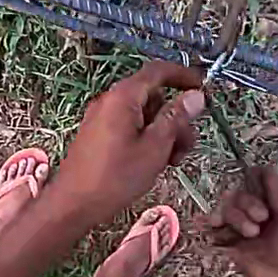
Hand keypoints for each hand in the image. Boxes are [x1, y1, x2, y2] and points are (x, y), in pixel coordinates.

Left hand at [44, 61, 203, 228]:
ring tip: (170, 162)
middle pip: (153, 98)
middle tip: (186, 146)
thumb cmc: (116, 177)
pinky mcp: (97, 136)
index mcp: (122, 97)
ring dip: (163, 133)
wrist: (73, 204)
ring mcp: (101, 119)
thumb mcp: (154, 147)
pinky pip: (129, 128)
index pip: (158, 71)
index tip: (204, 89)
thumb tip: (195, 96)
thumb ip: (176, 118)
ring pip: (143, 116)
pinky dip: (146, 140)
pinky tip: (152, 164)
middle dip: (175, 118)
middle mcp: (109, 102)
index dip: (184, 76)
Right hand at [205, 164, 277, 276]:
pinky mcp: (228, 245)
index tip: (262, 200)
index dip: (251, 187)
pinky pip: (212, 231)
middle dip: (244, 207)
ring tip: (248, 235)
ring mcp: (239, 229)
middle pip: (234, 196)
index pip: (250, 183)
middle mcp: (251, 212)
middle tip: (259, 225)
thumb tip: (272, 163)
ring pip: (223, 211)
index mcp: (268, 202)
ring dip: (232, 219)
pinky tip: (204, 226)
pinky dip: (207, 227)